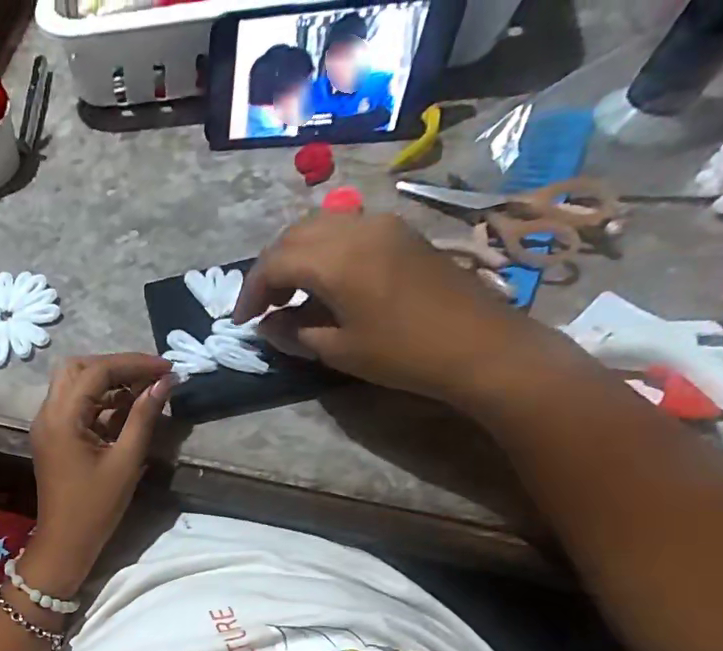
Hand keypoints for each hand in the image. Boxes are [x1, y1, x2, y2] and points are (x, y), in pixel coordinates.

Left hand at [23, 353, 173, 598]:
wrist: (66, 543)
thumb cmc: (96, 507)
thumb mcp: (126, 461)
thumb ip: (144, 417)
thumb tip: (165, 383)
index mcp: (62, 417)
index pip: (97, 371)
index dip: (134, 364)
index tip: (166, 368)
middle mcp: (48, 413)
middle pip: (79, 368)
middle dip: (117, 366)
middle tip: (151, 376)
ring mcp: (48, 424)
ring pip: (75, 384)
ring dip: (109, 381)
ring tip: (146, 390)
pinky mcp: (54, 436)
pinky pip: (75, 404)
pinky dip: (100, 400)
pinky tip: (128, 408)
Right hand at [232, 213, 563, 403]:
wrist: (480, 346)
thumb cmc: (404, 354)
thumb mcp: (340, 350)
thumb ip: (296, 332)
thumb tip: (269, 325)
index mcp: (336, 257)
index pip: (275, 261)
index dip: (252, 290)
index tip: (242, 321)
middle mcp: (356, 227)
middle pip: (295, 234)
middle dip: (271, 268)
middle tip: (265, 306)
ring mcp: (383, 225)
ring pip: (321, 226)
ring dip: (297, 255)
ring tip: (292, 294)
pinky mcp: (402, 233)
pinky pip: (348, 230)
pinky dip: (325, 251)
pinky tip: (328, 282)